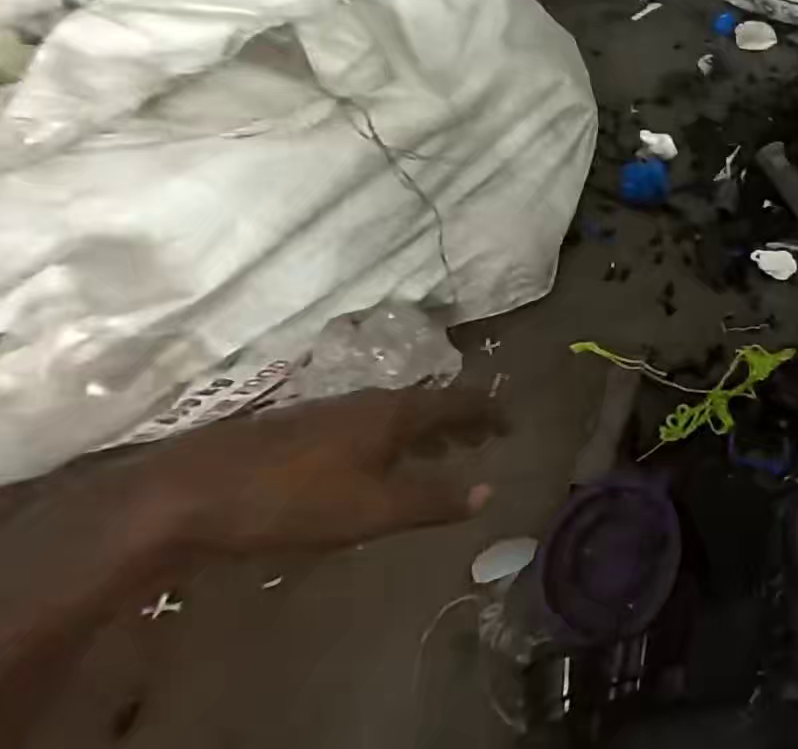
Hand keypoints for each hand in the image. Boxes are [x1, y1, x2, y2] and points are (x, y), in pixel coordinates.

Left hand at [128, 386, 506, 555]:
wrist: (173, 499)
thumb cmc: (292, 499)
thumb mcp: (374, 509)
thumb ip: (435, 499)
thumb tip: (491, 492)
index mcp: (397, 411)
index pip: (461, 401)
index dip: (491, 411)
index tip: (512, 424)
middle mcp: (369, 402)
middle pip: (428, 404)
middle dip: (458, 420)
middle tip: (480, 439)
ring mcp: (328, 412)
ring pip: (393, 414)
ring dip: (422, 430)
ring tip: (434, 451)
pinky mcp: (293, 431)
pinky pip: (362, 425)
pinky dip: (387, 438)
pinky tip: (371, 463)